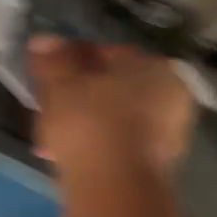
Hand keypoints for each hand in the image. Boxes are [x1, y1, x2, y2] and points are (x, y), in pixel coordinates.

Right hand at [28, 35, 195, 174]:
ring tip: (60, 137)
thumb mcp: (59, 88)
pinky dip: (105, 138)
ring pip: (121, 110)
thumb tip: (43, 39)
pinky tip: (81, 151)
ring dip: (92, 118)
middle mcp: (169, 83)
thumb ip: (52, 61)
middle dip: (82, 93)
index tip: (44, 78)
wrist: (117, 177)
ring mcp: (173, 117)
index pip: (102, 52)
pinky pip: (127, 134)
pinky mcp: (166, 148)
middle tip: (50, 110)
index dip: (69, 63)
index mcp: (146, 62)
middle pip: (114, 82)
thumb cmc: (86, 123)